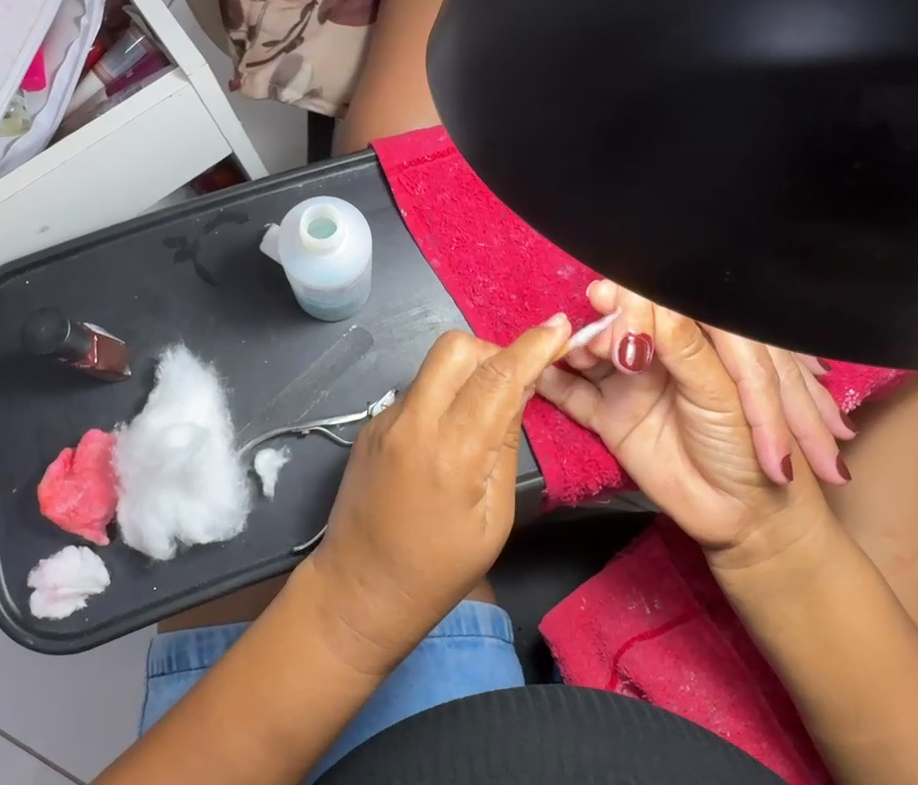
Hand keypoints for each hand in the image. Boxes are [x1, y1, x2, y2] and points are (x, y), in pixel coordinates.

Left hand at [307, 316, 572, 661]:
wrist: (359, 588)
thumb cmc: (438, 570)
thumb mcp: (493, 518)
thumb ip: (505, 445)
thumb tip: (518, 392)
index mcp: (452, 451)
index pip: (498, 377)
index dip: (532, 347)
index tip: (558, 327)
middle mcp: (413, 423)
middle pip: (455, 347)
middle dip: (492, 352)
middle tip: (512, 385)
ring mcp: (385, 420)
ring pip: (433, 367)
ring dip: (465, 376)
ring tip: (479, 418)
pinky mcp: (370, 426)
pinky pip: (416, 393)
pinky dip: (441, 399)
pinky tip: (446, 441)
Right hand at [534, 281, 834, 557]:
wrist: (739, 518)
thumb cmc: (747, 450)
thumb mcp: (721, 395)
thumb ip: (683, 348)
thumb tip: (645, 302)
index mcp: (694, 340)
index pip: (659, 304)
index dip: (635, 299)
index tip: (613, 300)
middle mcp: (658, 354)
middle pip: (618, 324)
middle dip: (602, 324)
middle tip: (597, 340)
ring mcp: (628, 384)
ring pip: (591, 353)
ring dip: (575, 347)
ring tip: (575, 355)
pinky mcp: (606, 416)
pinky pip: (572, 393)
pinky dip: (551, 381)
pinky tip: (538, 373)